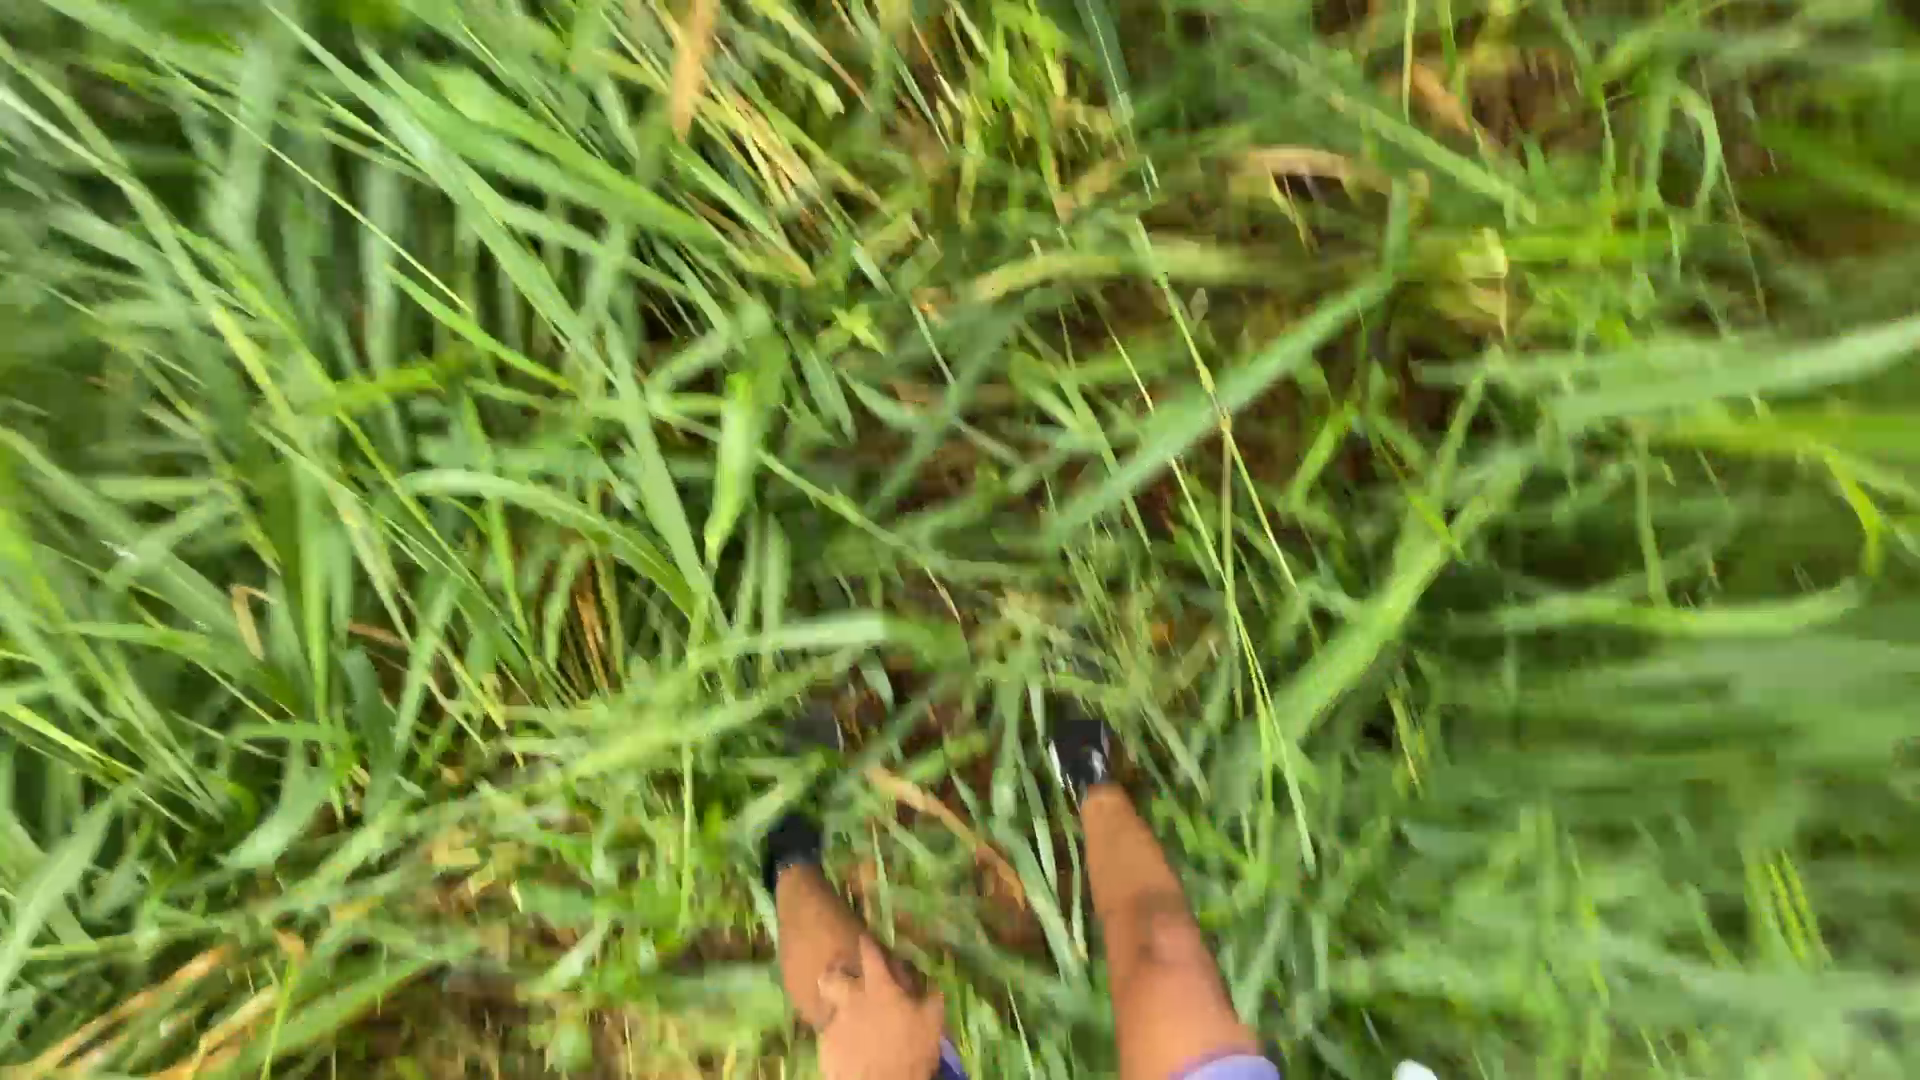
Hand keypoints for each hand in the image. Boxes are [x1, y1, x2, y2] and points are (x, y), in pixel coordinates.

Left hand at [815, 936, 945, 1079]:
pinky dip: (835, 1037)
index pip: (870, 953)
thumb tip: (934, 981)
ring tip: (841, 1014)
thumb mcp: (932, 1021)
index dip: (867, 943)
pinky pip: (826, 1036)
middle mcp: (851, 999)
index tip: (865, 937)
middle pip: (832, 976)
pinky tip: (844, 1044)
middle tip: (841, 977)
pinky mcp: (825, 1049)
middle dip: (834, 973)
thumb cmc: (910, 1052)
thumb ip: (932, 996)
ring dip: (833, 1007)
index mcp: (878, 987)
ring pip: (826, 1006)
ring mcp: (835, 1024)